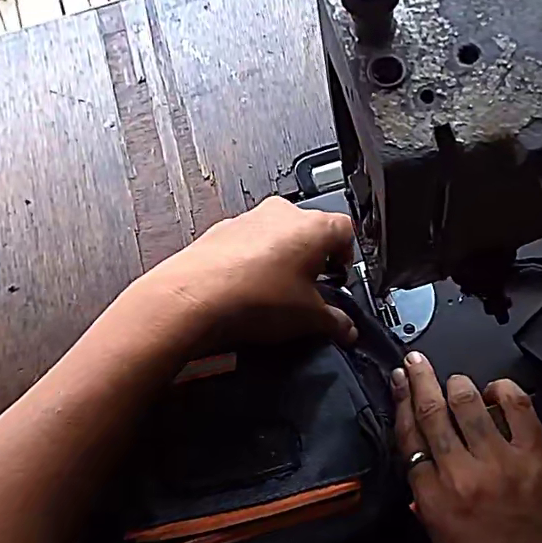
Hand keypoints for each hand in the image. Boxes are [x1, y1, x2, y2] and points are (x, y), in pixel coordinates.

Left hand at [130, 197, 357, 350]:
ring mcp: (248, 220)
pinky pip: (248, 245)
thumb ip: (336, 321)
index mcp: (314, 226)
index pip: (346, 231)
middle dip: (314, 260)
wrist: (194, 298)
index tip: (339, 278)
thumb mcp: (309, 319)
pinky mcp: (221, 233)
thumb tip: (345, 328)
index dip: (347, 257)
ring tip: (277, 297)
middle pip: (310, 232)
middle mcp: (282, 214)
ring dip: (282, 261)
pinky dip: (253, 264)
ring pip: (277, 237)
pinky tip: (250, 294)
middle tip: (310, 291)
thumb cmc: (252, 297)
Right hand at [391, 352, 541, 542]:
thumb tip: (422, 472)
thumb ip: (429, 506)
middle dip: (419, 379)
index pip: (408, 439)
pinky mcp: (538, 453)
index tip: (400, 385)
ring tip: (453, 380)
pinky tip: (496, 391)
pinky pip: (515, 404)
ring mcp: (501, 461)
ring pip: (467, 401)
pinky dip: (501, 389)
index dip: (401, 405)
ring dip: (455, 383)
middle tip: (414, 361)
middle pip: (431, 412)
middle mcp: (462, 476)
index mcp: (435, 503)